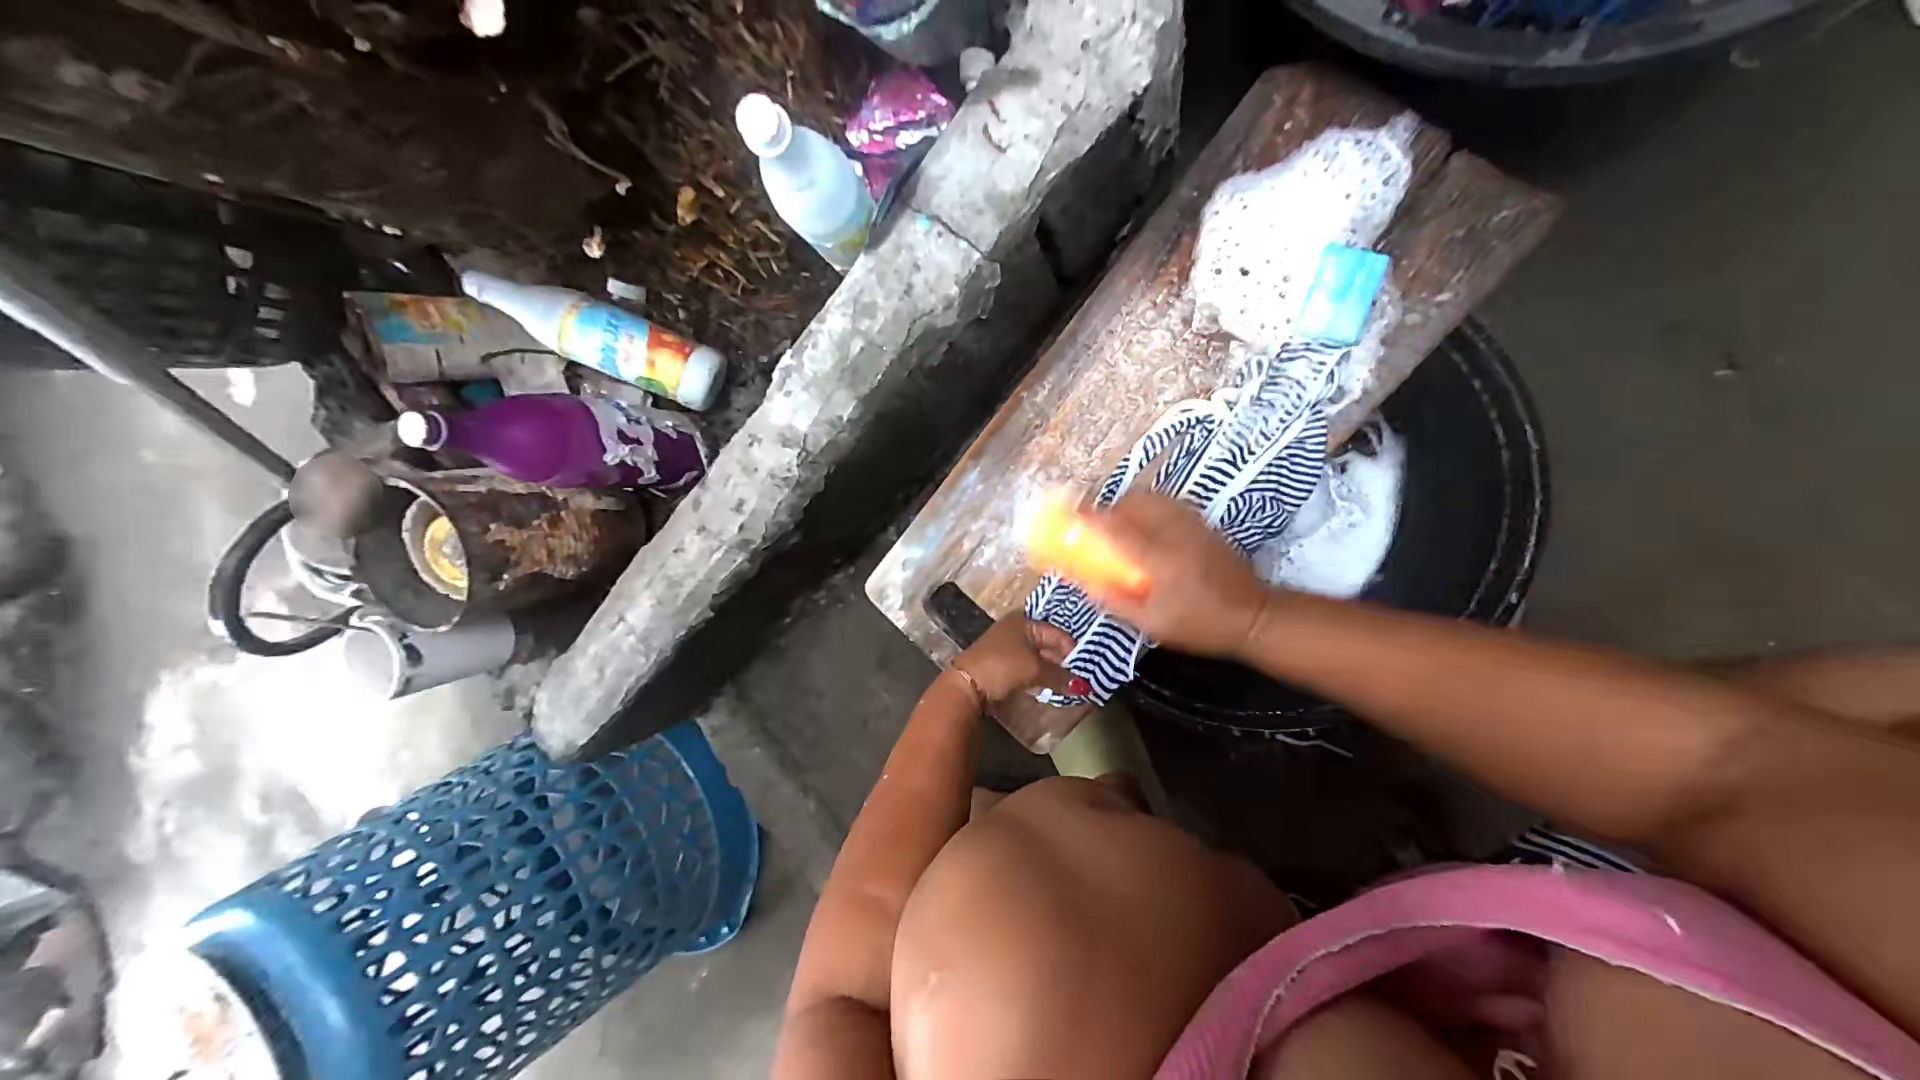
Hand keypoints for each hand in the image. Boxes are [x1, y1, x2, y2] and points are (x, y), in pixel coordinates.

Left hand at [952, 615, 1078, 704]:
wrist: (965, 685)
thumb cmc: (1002, 667)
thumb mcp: (1034, 669)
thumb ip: (1060, 676)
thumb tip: (1084, 687)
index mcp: (1024, 621)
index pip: (1058, 633)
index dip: (1074, 651)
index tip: (1089, 668)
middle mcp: (1016, 629)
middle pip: (1049, 644)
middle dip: (1065, 661)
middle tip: (1083, 678)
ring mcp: (1008, 646)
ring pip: (1039, 657)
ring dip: (1053, 670)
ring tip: (1070, 684)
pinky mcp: (1002, 663)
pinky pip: (1028, 667)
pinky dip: (1040, 675)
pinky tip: (1050, 686)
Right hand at [1081, 491, 1273, 657]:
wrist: (1254, 616)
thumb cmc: (1200, 625)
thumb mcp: (1152, 623)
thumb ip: (1116, 601)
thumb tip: (1088, 585)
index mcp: (1158, 559)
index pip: (1116, 528)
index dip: (1090, 518)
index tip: (1072, 516)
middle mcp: (1174, 533)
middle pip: (1135, 502)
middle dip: (1111, 507)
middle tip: (1100, 524)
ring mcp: (1192, 525)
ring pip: (1153, 498)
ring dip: (1131, 504)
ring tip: (1122, 522)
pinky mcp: (1205, 524)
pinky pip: (1170, 503)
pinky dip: (1151, 507)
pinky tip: (1148, 525)